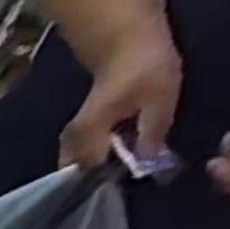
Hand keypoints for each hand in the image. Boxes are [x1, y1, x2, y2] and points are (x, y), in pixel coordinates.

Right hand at [61, 23, 181, 166]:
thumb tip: (149, 163)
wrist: (125, 46)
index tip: (130, 182)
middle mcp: (70, 142)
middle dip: (98, 180)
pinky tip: (114, 159)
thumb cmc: (144, 69)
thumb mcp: (160, 98)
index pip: (92, 170)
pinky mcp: (75, 135)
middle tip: (125, 180)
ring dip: (96, 172)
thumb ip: (153, 132)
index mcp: (87, 135)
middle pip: (78, 174)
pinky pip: (79, 158)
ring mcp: (69, 139)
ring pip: (76, 168)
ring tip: (120, 171)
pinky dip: (93, 163)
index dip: (111, 179)